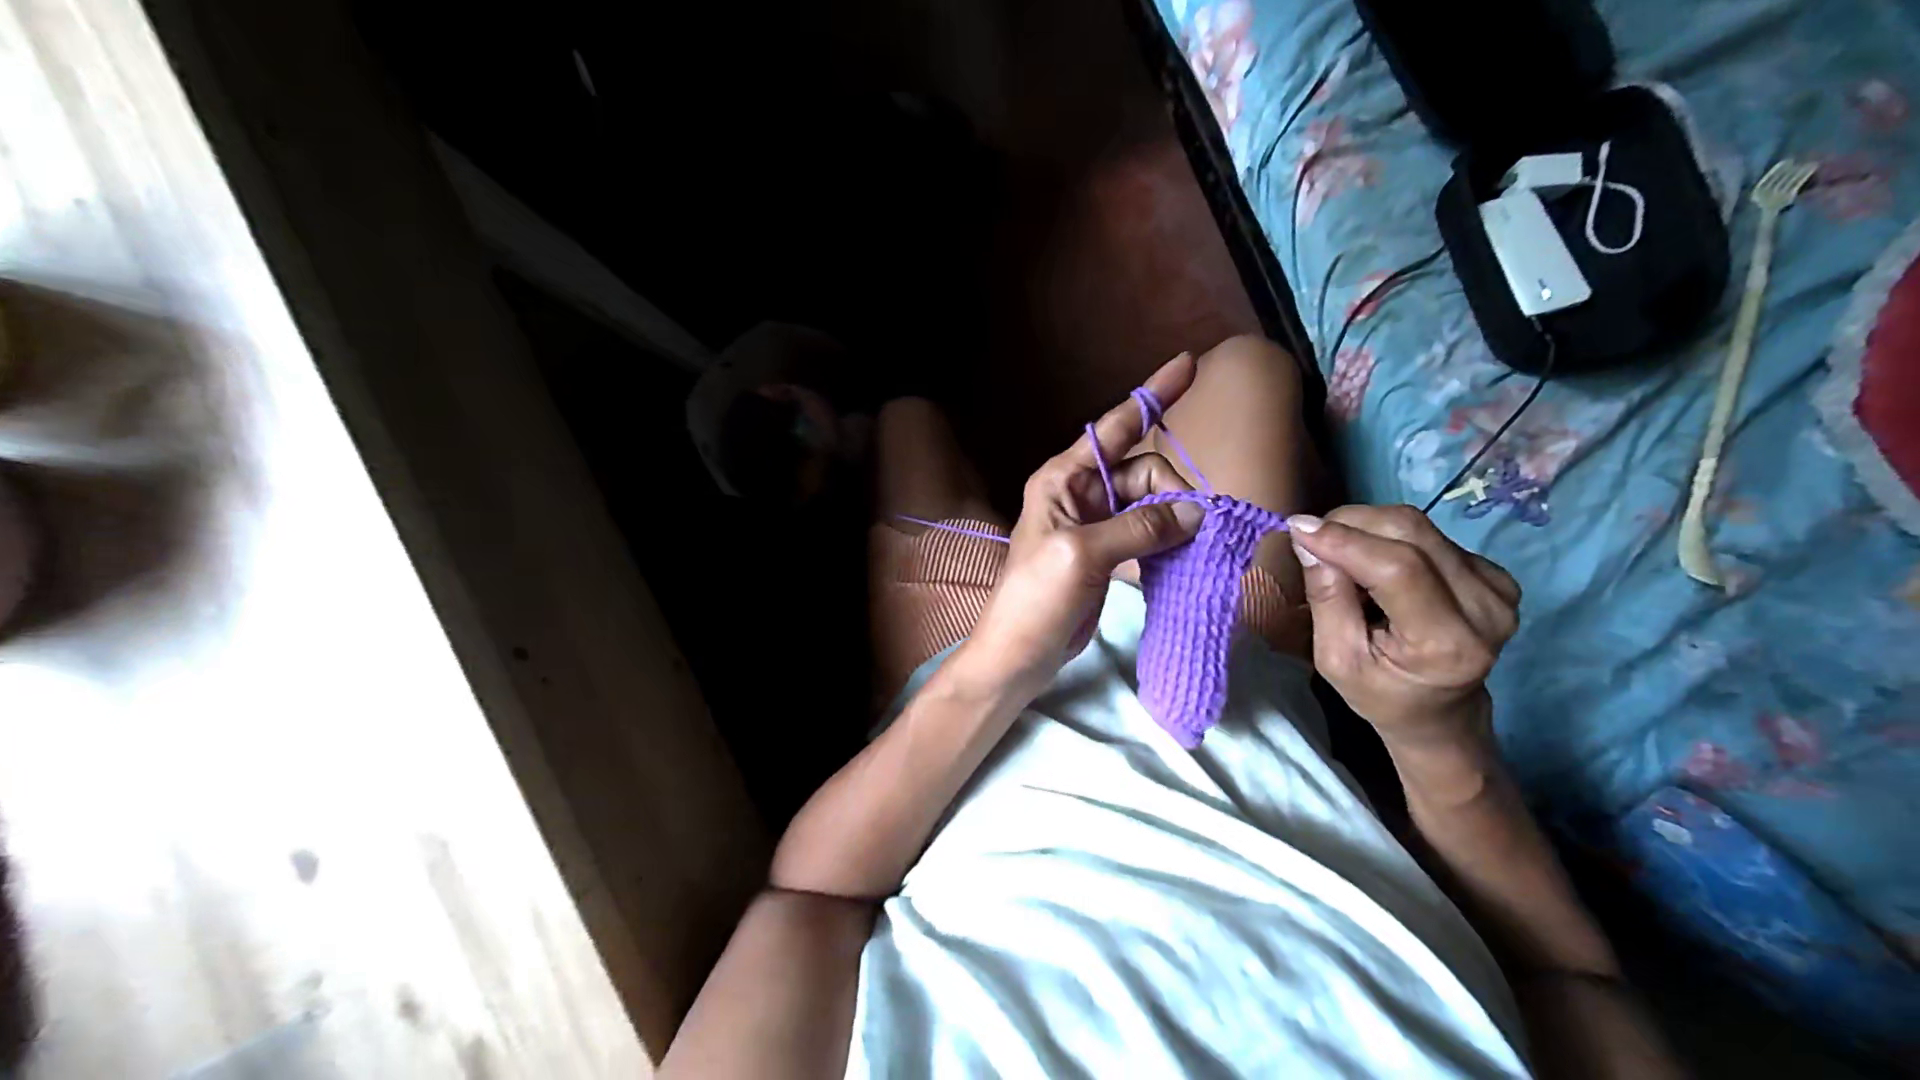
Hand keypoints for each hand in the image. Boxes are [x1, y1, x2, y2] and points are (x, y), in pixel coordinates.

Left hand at [965, 355, 1206, 696]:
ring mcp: (1096, 524)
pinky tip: (1186, 555)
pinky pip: (1150, 532)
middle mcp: (1080, 493)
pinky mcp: (1109, 553)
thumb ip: (1138, 528)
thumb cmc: (1035, 598)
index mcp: (1063, 479)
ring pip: (1153, 503)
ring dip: (1178, 517)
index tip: (1188, 363)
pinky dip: (1170, 539)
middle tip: (1195, 526)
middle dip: (1174, 490)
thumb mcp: (1081, 555)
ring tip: (1199, 541)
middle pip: (1144, 471)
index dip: (1151, 395)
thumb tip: (1197, 512)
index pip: (1114, 427)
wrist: (1019, 654)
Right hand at [1288, 505, 1520, 747]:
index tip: (1297, 528)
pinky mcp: (1495, 574)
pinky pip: (1430, 535)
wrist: (1441, 713)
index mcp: (1446, 642)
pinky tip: (1372, 561)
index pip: (1398, 569)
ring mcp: (1496, 588)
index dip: (1344, 541)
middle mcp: (1484, 608)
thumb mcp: (1336, 660)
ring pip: (1419, 527)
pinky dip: (1388, 537)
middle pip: (1412, 534)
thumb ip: (1326, 600)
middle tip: (1312, 535)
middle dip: (1351, 523)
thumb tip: (1307, 541)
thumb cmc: (1381, 694)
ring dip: (1367, 527)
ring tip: (1338, 549)